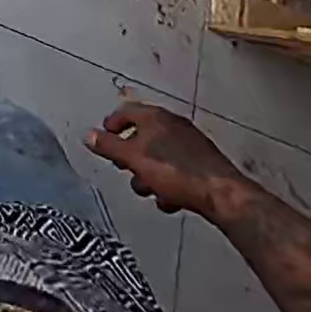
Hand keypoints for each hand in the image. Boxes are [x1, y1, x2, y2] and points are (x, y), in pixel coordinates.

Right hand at [85, 94, 246, 219]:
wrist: (223, 195)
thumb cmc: (173, 171)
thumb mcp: (132, 158)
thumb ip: (108, 146)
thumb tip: (87, 134)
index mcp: (154, 116)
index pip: (125, 111)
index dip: (112, 124)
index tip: (104, 137)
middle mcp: (173, 124)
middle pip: (143, 135)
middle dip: (131, 155)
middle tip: (125, 169)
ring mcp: (191, 143)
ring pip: (160, 154)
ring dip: (150, 172)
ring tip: (149, 191)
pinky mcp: (205, 163)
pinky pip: (178, 167)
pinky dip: (170, 180)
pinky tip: (170, 200)